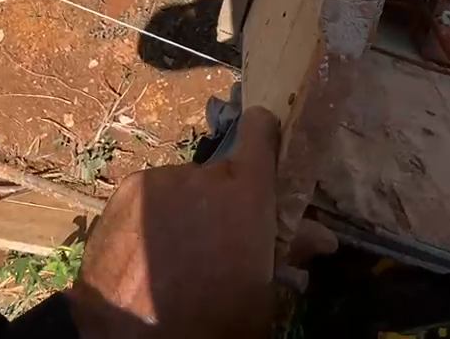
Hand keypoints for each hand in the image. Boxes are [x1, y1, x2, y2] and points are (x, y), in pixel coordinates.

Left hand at [66, 105, 311, 338]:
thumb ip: (289, 252)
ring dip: (188, 209)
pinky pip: (153, 196)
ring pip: (186, 186)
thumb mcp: (260, 298)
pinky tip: (150, 253)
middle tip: (217, 241)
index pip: (262, 130)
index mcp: (247, 194)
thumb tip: (325, 236)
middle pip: (223, 173)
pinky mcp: (130, 189)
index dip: (266, 134)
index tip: (268, 148)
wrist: (124, 336)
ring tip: (178, 255)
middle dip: (224, 200)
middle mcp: (206, 173)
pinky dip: (155, 217)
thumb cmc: (208, 321)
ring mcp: (163, 178)